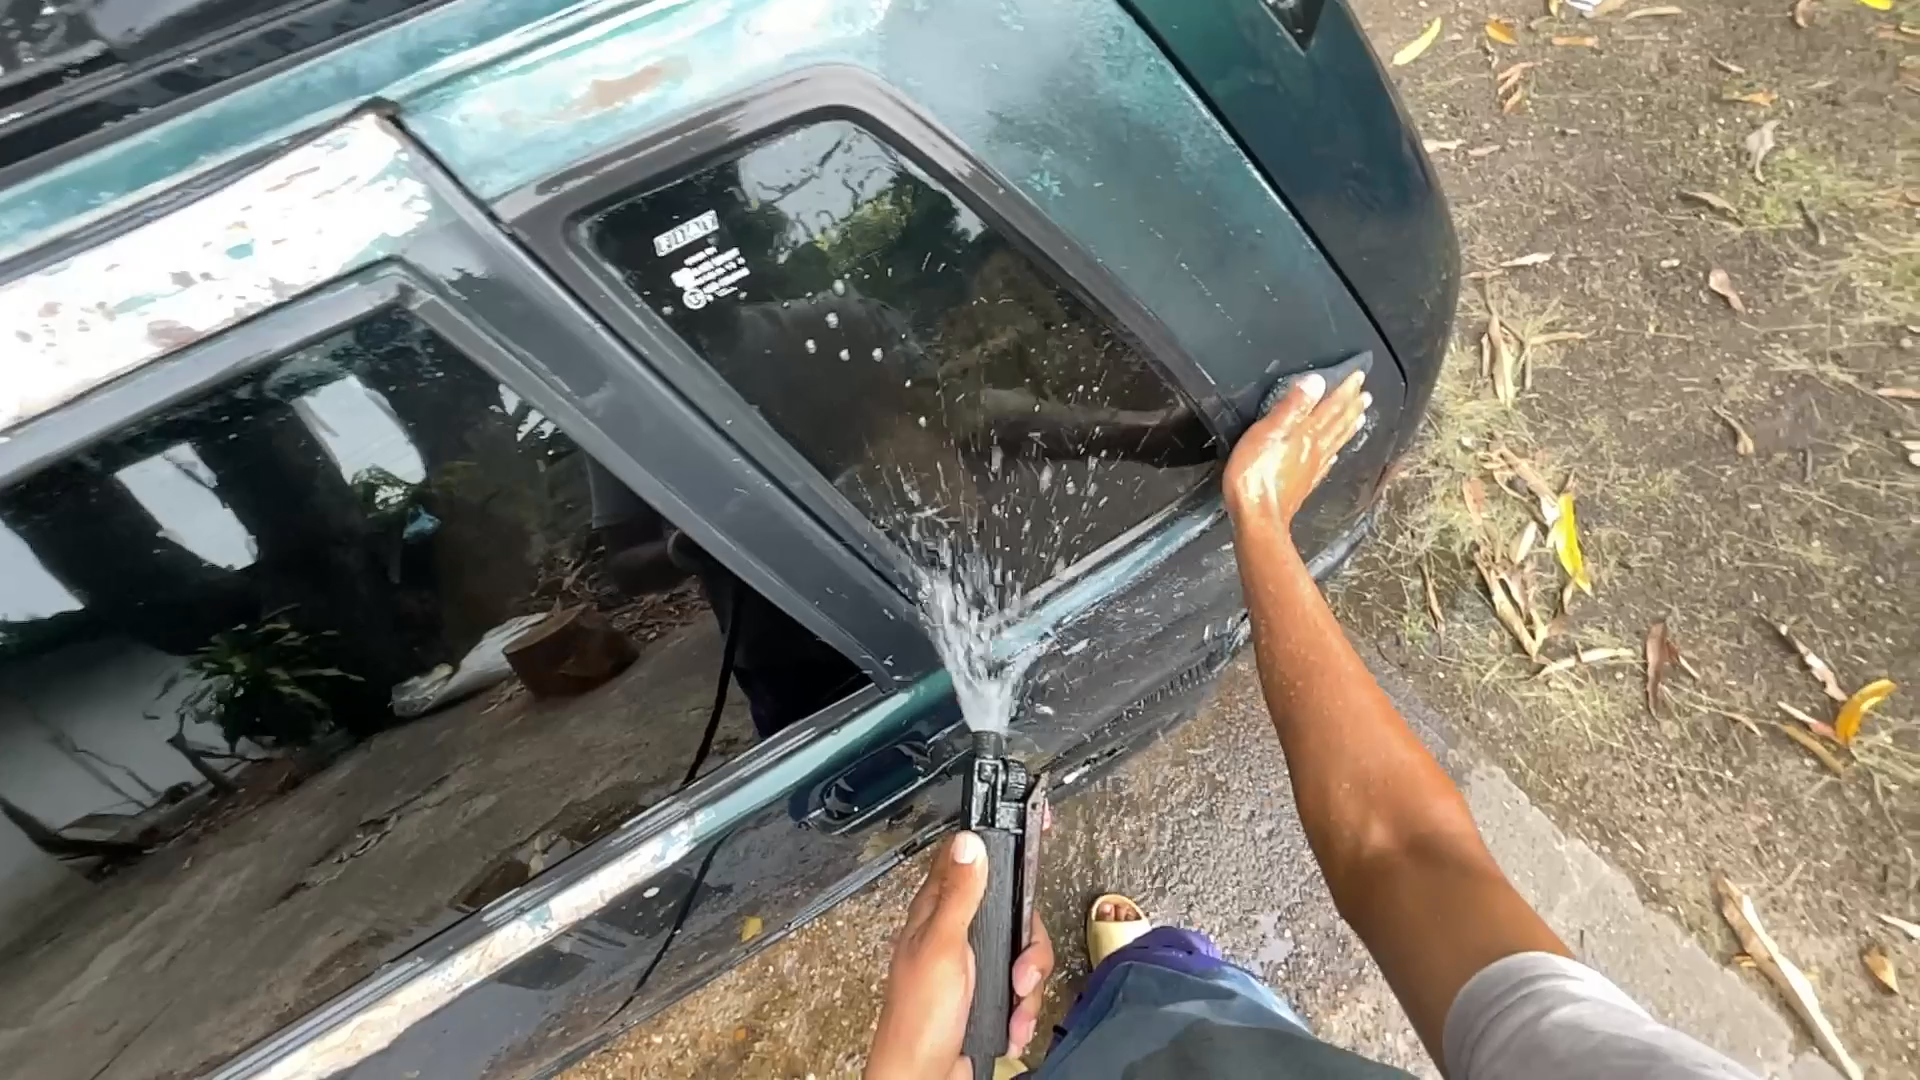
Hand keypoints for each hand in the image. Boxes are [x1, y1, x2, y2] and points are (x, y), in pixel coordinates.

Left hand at [865, 832, 1055, 1079]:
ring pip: (1022, 948)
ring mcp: (973, 960)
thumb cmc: (917, 1019)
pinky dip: (1024, 1006)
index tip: (1036, 827)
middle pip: (1012, 908)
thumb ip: (959, 894)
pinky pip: (1022, 985)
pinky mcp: (987, 990)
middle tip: (1020, 969)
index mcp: (939, 907)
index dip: (1001, 840)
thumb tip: (969, 842)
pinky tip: (1013, 1022)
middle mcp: (957, 927)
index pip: (971, 854)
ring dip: (1029, 982)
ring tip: (1016, 1002)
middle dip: (1029, 944)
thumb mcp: (942, 947)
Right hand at [1223, 370, 1369, 528]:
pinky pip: (1325, 465)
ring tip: (1360, 417)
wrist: (1258, 517)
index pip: (1330, 406)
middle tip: (1366, 395)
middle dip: (1351, 407)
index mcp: (1307, 434)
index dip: (1344, 390)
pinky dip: (1333, 455)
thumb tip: (1316, 382)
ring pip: (1335, 442)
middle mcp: (1314, 449)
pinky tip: (1335, 455)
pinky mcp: (1303, 485)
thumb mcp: (1267, 433)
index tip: (1358, 376)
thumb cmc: (1254, 475)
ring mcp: (1310, 469)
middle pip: (1337, 424)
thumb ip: (1291, 407)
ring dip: (1348, 427)